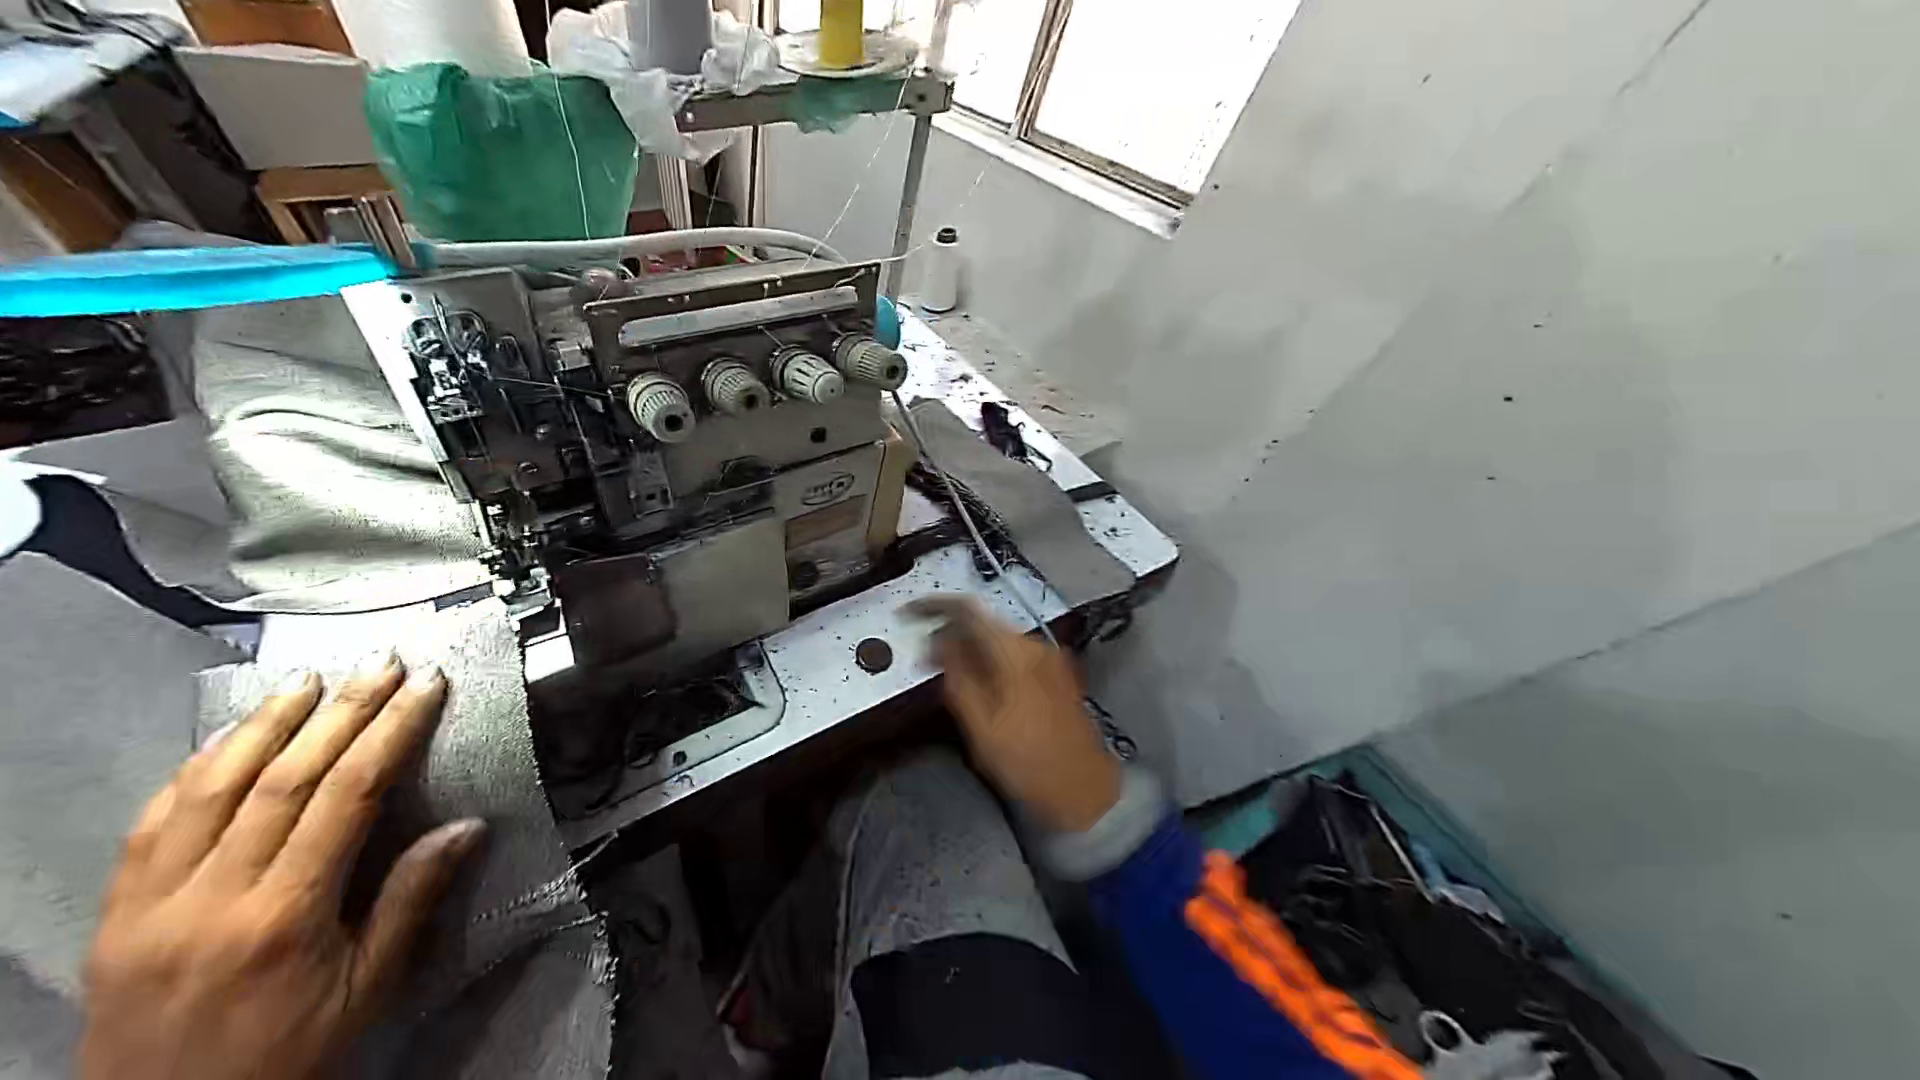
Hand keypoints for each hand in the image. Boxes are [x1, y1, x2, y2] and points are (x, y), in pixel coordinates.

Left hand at [80, 657, 485, 1079]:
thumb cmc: (289, 1055)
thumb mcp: (368, 989)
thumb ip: (411, 901)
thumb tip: (468, 826)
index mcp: (283, 915)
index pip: (348, 794)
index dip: (391, 730)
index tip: (426, 687)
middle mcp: (210, 898)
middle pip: (283, 777)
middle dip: (341, 711)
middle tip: (382, 664)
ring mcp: (150, 903)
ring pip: (209, 788)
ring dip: (265, 723)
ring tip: (309, 679)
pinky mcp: (115, 915)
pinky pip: (150, 824)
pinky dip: (194, 769)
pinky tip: (227, 738)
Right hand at [907, 597, 1119, 831]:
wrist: (1086, 791)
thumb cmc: (1031, 764)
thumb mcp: (981, 726)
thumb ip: (957, 678)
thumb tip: (938, 644)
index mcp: (1018, 653)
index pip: (968, 609)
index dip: (933, 607)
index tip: (909, 614)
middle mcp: (1037, 647)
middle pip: (984, 623)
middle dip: (949, 634)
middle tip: (923, 656)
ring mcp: (1050, 660)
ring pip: (998, 639)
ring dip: (968, 649)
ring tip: (944, 674)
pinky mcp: (1055, 675)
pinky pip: (1013, 655)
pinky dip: (989, 661)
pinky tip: (976, 684)